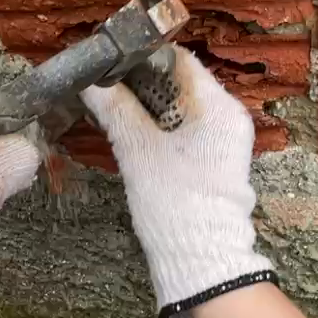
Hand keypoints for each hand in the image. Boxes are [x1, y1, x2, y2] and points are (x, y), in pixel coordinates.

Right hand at [81, 47, 273, 317]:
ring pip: (177, 108)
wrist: (201, 262)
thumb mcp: (139, 153)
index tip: (109, 55)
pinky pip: (181, 130)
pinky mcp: (211, 161)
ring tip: (107, 102)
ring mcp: (221, 141)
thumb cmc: (176, 205)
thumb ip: (117, 111)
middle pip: (178, 84)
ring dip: (144, 105)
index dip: (142, 55)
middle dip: (138, 81)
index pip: (180, 61)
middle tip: (100, 80)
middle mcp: (227, 118)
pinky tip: (126, 128)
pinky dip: (155, 126)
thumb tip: (91, 80)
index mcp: (219, 108)